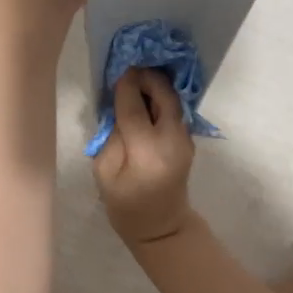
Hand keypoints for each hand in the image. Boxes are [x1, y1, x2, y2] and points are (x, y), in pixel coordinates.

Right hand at [92, 69, 195, 244]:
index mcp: (147, 152)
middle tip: (129, 67)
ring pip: (174, 100)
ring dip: (157, 84)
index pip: (135, 108)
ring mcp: (185, 140)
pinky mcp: (187, 140)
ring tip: (138, 76)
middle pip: (164, 96)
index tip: (117, 69)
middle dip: (148, 77)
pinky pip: (176, 110)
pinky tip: (147, 94)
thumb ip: (111, 135)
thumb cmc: (125, 205)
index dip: (125, 85)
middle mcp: (172, 141)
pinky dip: (162, 98)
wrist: (161, 226)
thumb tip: (118, 105)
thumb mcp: (105, 172)